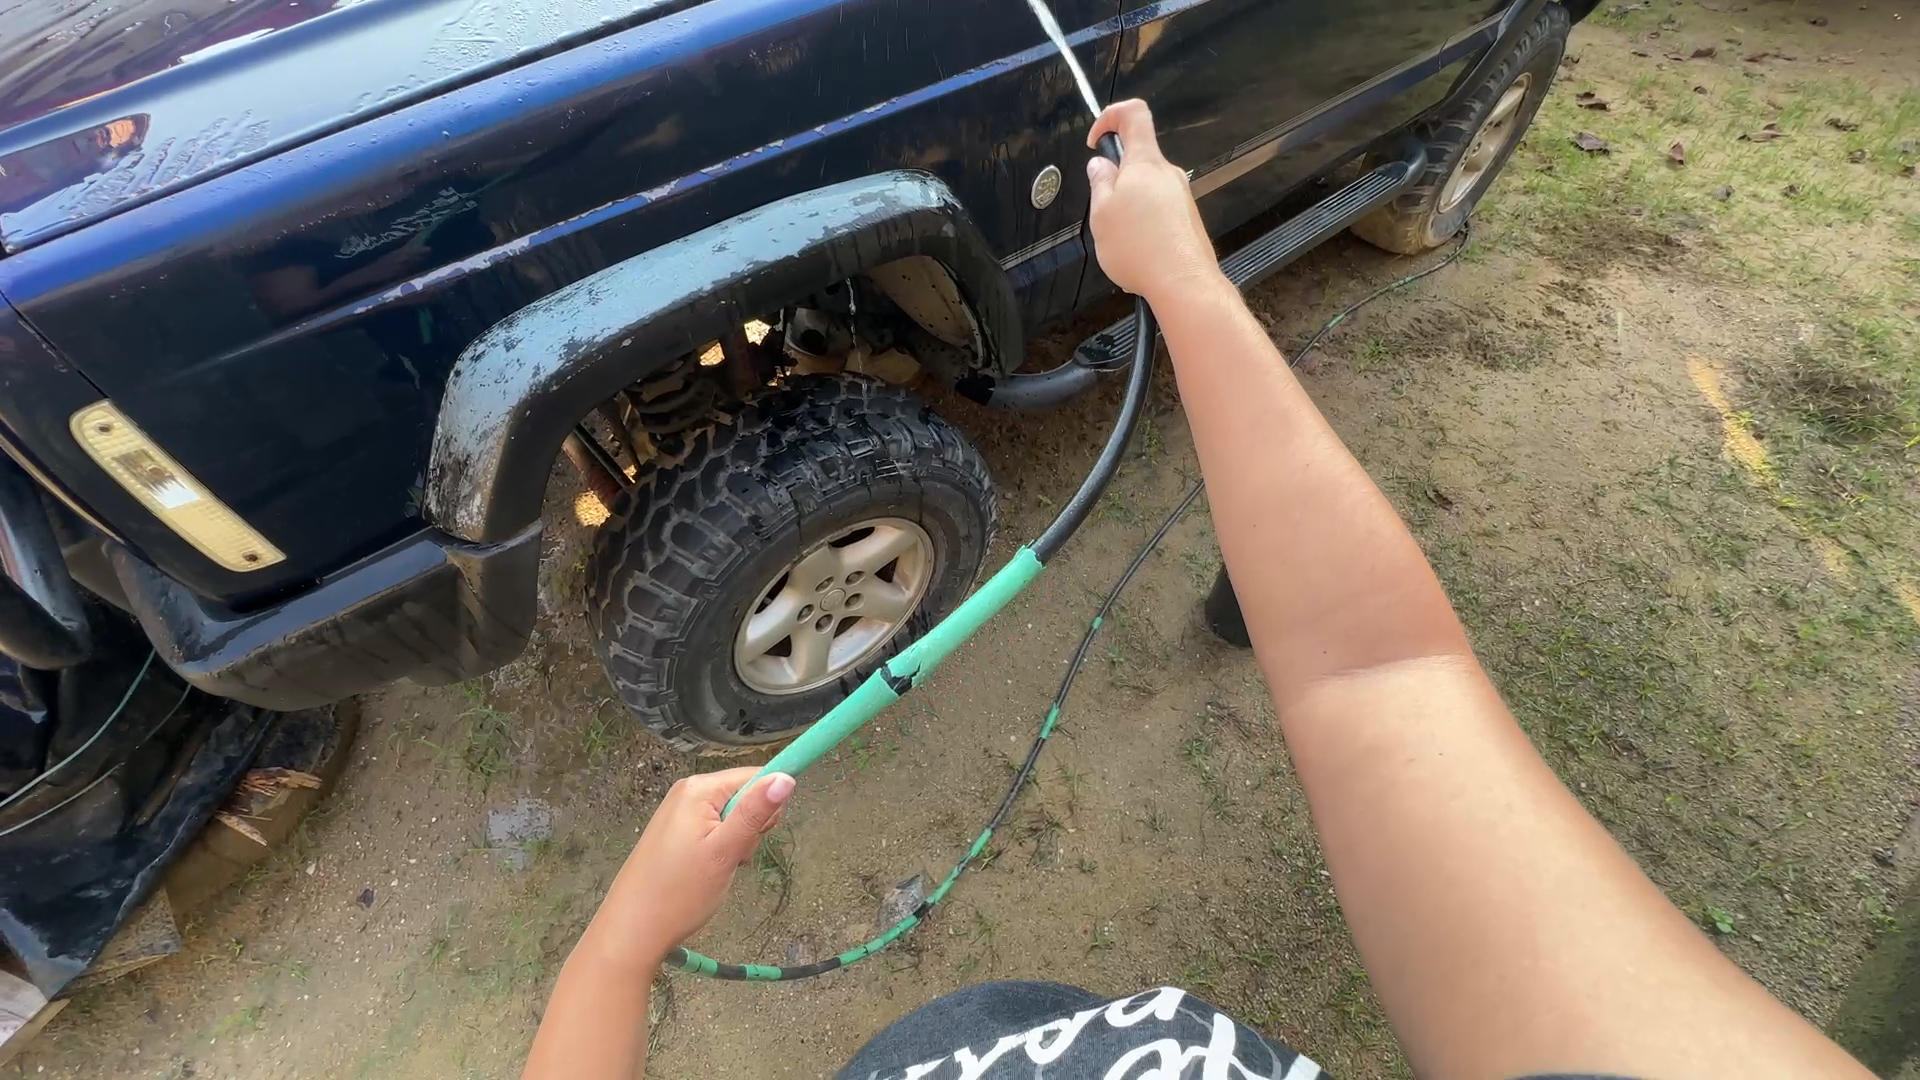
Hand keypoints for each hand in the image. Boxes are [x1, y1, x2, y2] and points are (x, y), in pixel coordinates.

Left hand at [586, 768, 794, 968]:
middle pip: (744, 794)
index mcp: (700, 788)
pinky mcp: (676, 831)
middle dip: (750, 826)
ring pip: (732, 814)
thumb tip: (786, 777)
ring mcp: (680, 811)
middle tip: (734, 856)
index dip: (767, 805)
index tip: (760, 835)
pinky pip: (715, 827)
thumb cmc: (678, 893)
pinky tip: (709, 869)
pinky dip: (721, 847)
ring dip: (737, 840)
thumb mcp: (725, 851)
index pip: (756, 776)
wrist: (629, 936)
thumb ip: (756, 812)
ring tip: (720, 867)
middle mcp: (689, 791)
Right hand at [1086, 100, 1222, 304]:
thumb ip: (1099, 184)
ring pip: (1147, 188)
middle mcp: (1167, 173)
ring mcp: (1180, 196)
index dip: (1111, 116)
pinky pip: (1159, 211)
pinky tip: (1137, 249)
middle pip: (1139, 158)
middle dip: (1116, 178)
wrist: (1182, 281)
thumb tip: (1099, 166)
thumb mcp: (1102, 215)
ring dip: (1129, 206)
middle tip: (1103, 208)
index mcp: (1145, 163)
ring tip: (1120, 237)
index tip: (1096, 139)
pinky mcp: (1186, 219)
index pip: (1134, 114)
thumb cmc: (1140, 249)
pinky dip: (1143, 224)